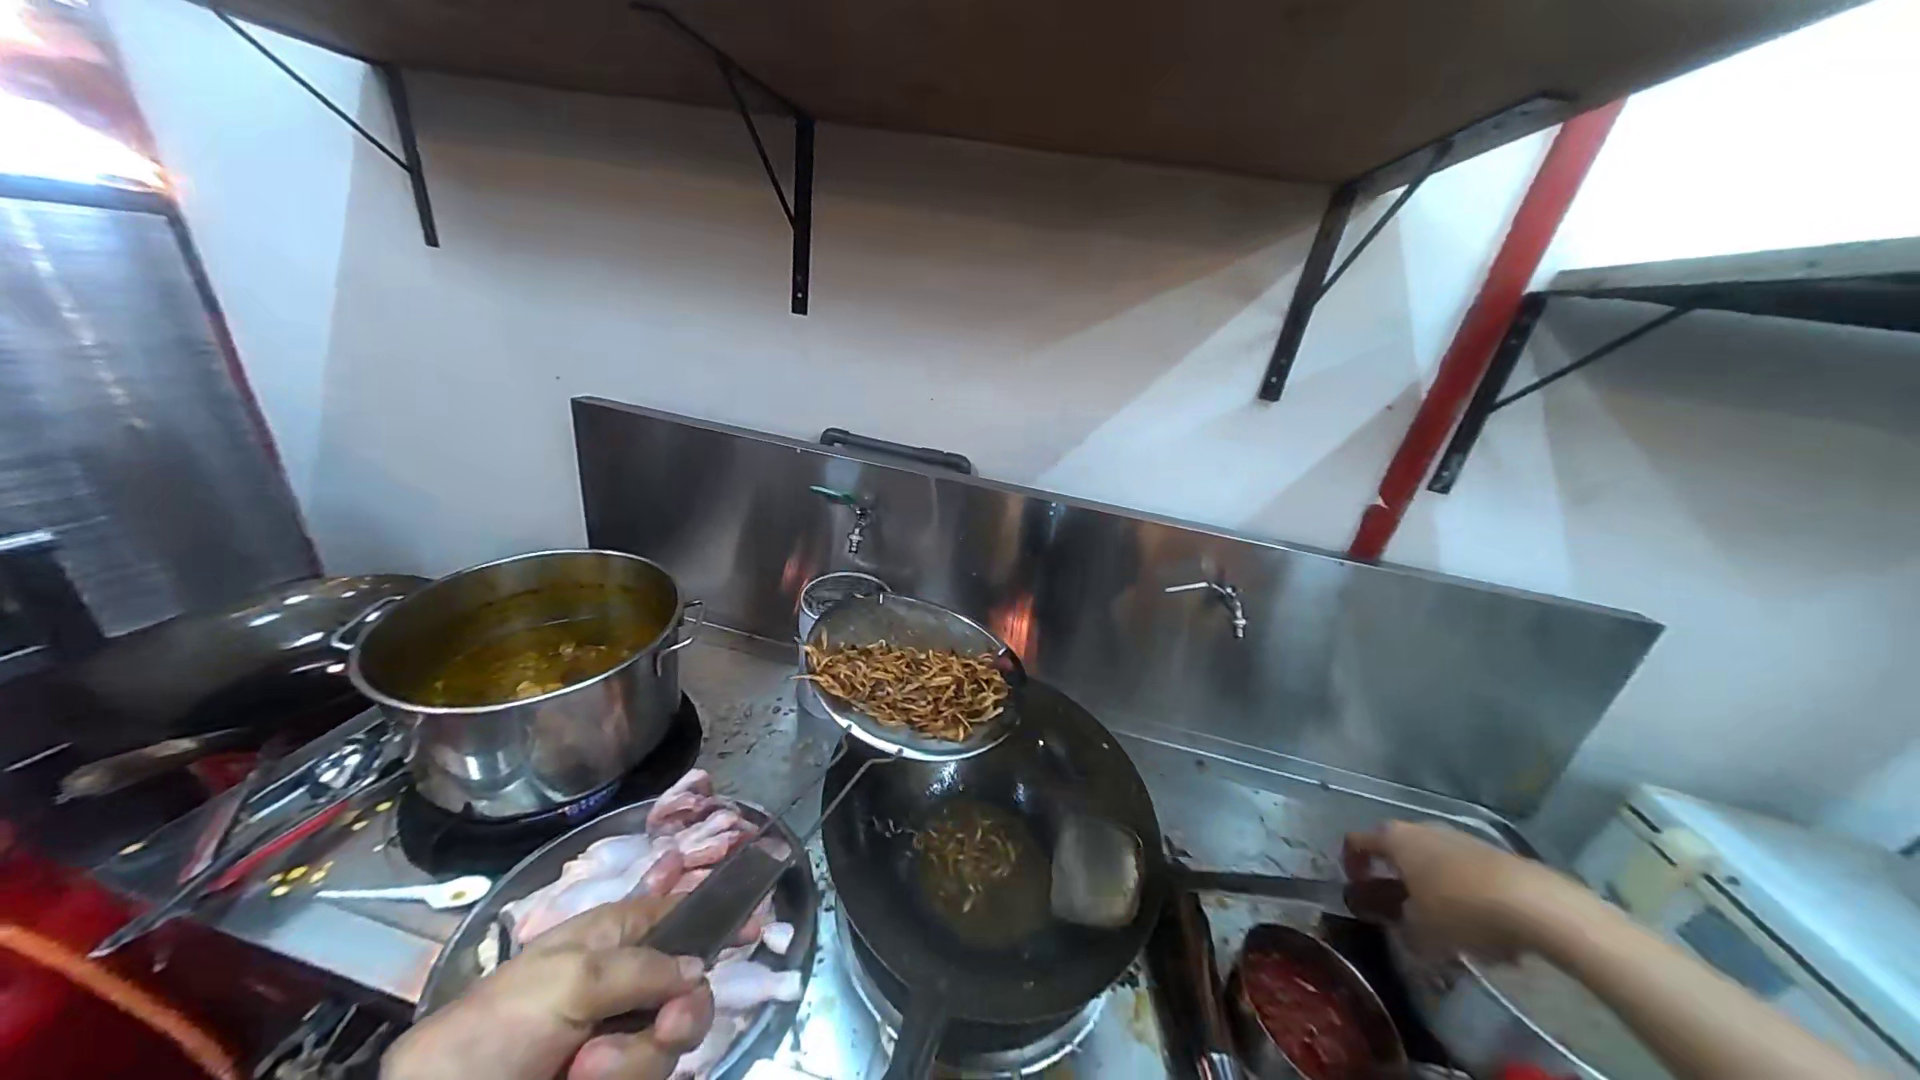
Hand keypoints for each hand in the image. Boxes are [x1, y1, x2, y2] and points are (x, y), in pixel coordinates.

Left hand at [383, 896, 712, 1079]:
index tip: (755, 928)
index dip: (715, 917)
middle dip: (682, 1011)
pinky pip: (652, 1074)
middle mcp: (627, 983)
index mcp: (613, 938)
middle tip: (666, 1025)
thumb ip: (644, 966)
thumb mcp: (571, 976)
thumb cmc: (501, 1024)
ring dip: (636, 1058)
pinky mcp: (617, 1076)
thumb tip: (698, 970)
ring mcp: (622, 1036)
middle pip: (692, 986)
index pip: (679, 914)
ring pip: (675, 1038)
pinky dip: (627, 1078)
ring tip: (585, 1068)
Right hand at [1343, 821, 1578, 960]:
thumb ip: (1401, 925)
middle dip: (1394, 875)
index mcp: (1393, 838)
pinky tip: (1478, 921)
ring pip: (1432, 858)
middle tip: (1399, 905)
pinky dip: (1460, 889)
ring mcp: (1458, 836)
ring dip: (1429, 883)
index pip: (1356, 841)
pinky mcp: (1492, 852)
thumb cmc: (1460, 910)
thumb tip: (1402, 925)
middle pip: (1396, 847)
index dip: (1350, 864)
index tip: (1358, 890)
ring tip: (1442, 919)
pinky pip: (1463, 869)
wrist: (1536, 904)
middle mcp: (1420, 828)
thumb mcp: (1420, 930)